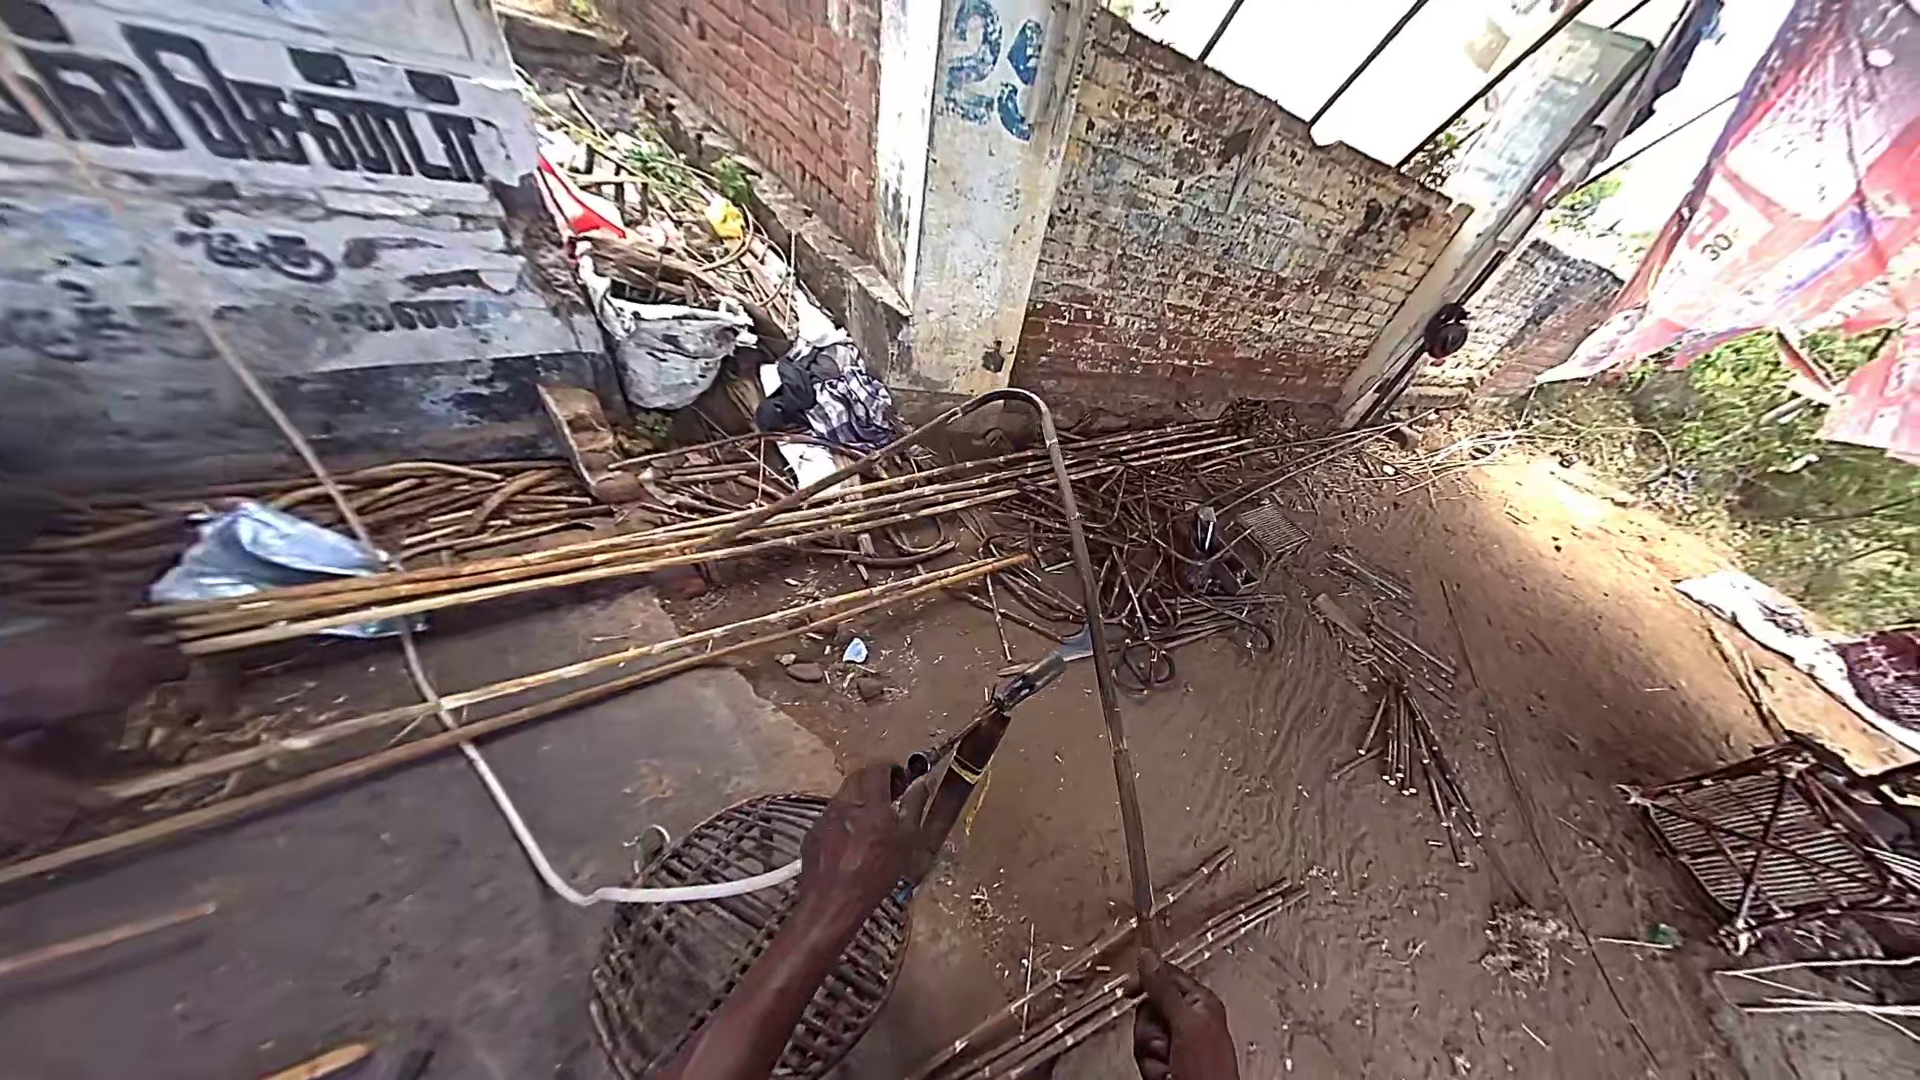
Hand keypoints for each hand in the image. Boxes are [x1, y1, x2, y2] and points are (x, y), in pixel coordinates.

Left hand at [798, 763, 930, 921]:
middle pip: (858, 778)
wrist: (833, 906)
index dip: (890, 770)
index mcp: (871, 805)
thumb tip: (920, 784)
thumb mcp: (906, 844)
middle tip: (886, 798)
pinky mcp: (812, 832)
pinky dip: (842, 820)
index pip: (878, 769)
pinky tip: (849, 842)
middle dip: (873, 782)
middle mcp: (846, 804)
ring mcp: (825, 817)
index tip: (899, 780)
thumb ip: (913, 808)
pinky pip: (830, 816)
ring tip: (868, 824)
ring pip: (843, 796)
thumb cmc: (875, 876)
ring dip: (858, 801)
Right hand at [1134, 951, 1237, 1079]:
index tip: (1130, 990)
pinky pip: (1144, 1054)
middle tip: (1164, 1044)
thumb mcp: (1185, 1025)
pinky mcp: (1168, 1064)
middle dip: (1150, 1028)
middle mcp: (1190, 1021)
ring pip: (1144, 1031)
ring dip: (1150, 1050)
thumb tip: (1147, 955)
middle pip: (1150, 1006)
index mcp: (1201, 1003)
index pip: (1165, 975)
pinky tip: (1165, 1076)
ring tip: (1167, 1064)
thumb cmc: (1209, 1076)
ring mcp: (1178, 1044)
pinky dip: (1151, 1066)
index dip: (1146, 981)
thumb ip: (1164, 989)